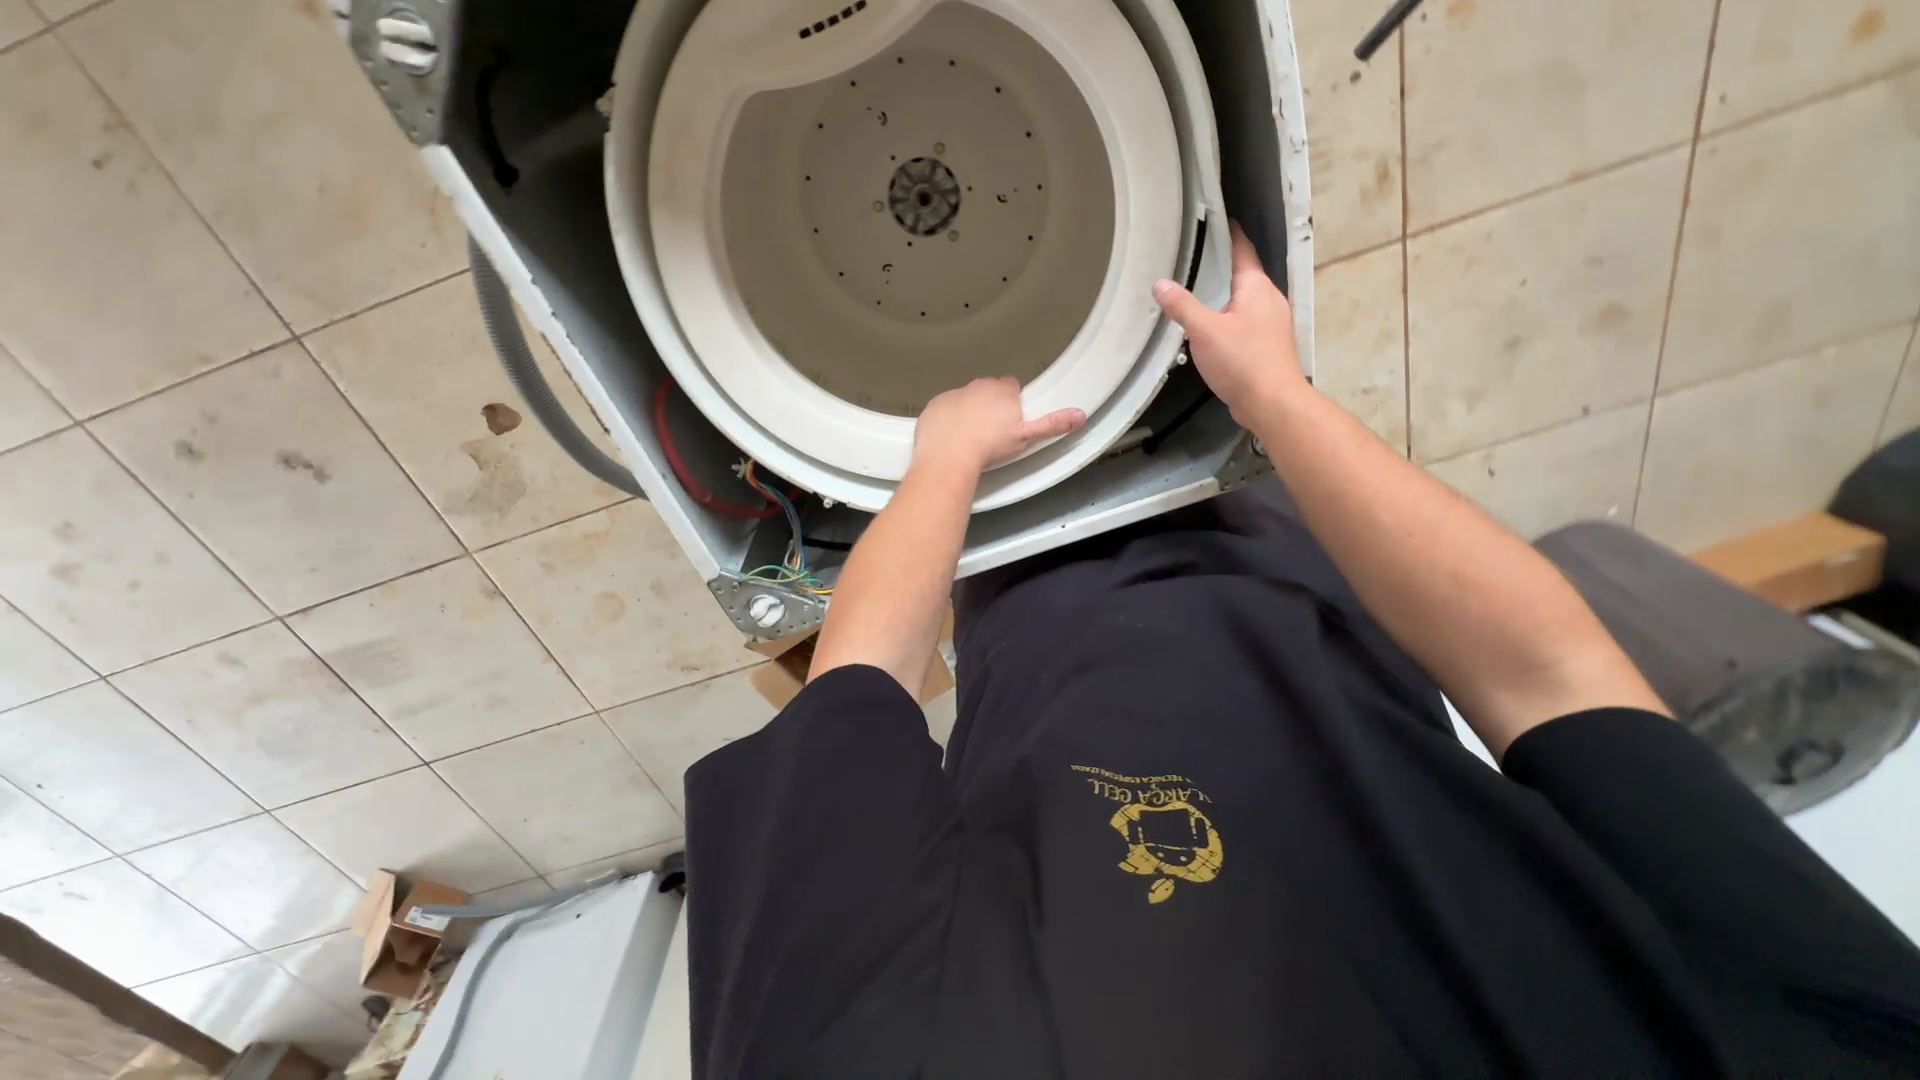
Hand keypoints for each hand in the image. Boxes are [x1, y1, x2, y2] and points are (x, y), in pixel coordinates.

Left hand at [913, 377, 1086, 474]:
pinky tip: (951, 437)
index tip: (1010, 420)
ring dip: (969, 411)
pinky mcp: (934, 405)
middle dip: (990, 404)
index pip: (1011, 386)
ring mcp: (953, 393)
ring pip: (966, 398)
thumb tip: (1080, 414)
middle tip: (992, 431)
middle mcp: (978, 385)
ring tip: (971, 437)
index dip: (1012, 402)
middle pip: (988, 390)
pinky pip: (945, 408)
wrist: (948, 456)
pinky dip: (948, 418)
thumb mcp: (1026, 437)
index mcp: (1002, 389)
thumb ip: (1052, 424)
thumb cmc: (990, 447)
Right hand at [1151, 222, 1305, 419]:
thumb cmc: (1242, 360)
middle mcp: (1270, 301)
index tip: (1221, 222)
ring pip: (1247, 304)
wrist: (1273, 403)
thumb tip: (1160, 284)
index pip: (1244, 251)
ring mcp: (1273, 326)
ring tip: (1202, 298)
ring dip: (1228, 300)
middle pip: (1246, 278)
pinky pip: (1248, 326)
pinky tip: (1216, 333)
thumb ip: (1181, 306)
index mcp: (1256, 288)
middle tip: (1200, 262)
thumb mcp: (1203, 331)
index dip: (1232, 235)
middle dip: (1226, 270)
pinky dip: (1232, 323)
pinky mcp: (1270, 348)